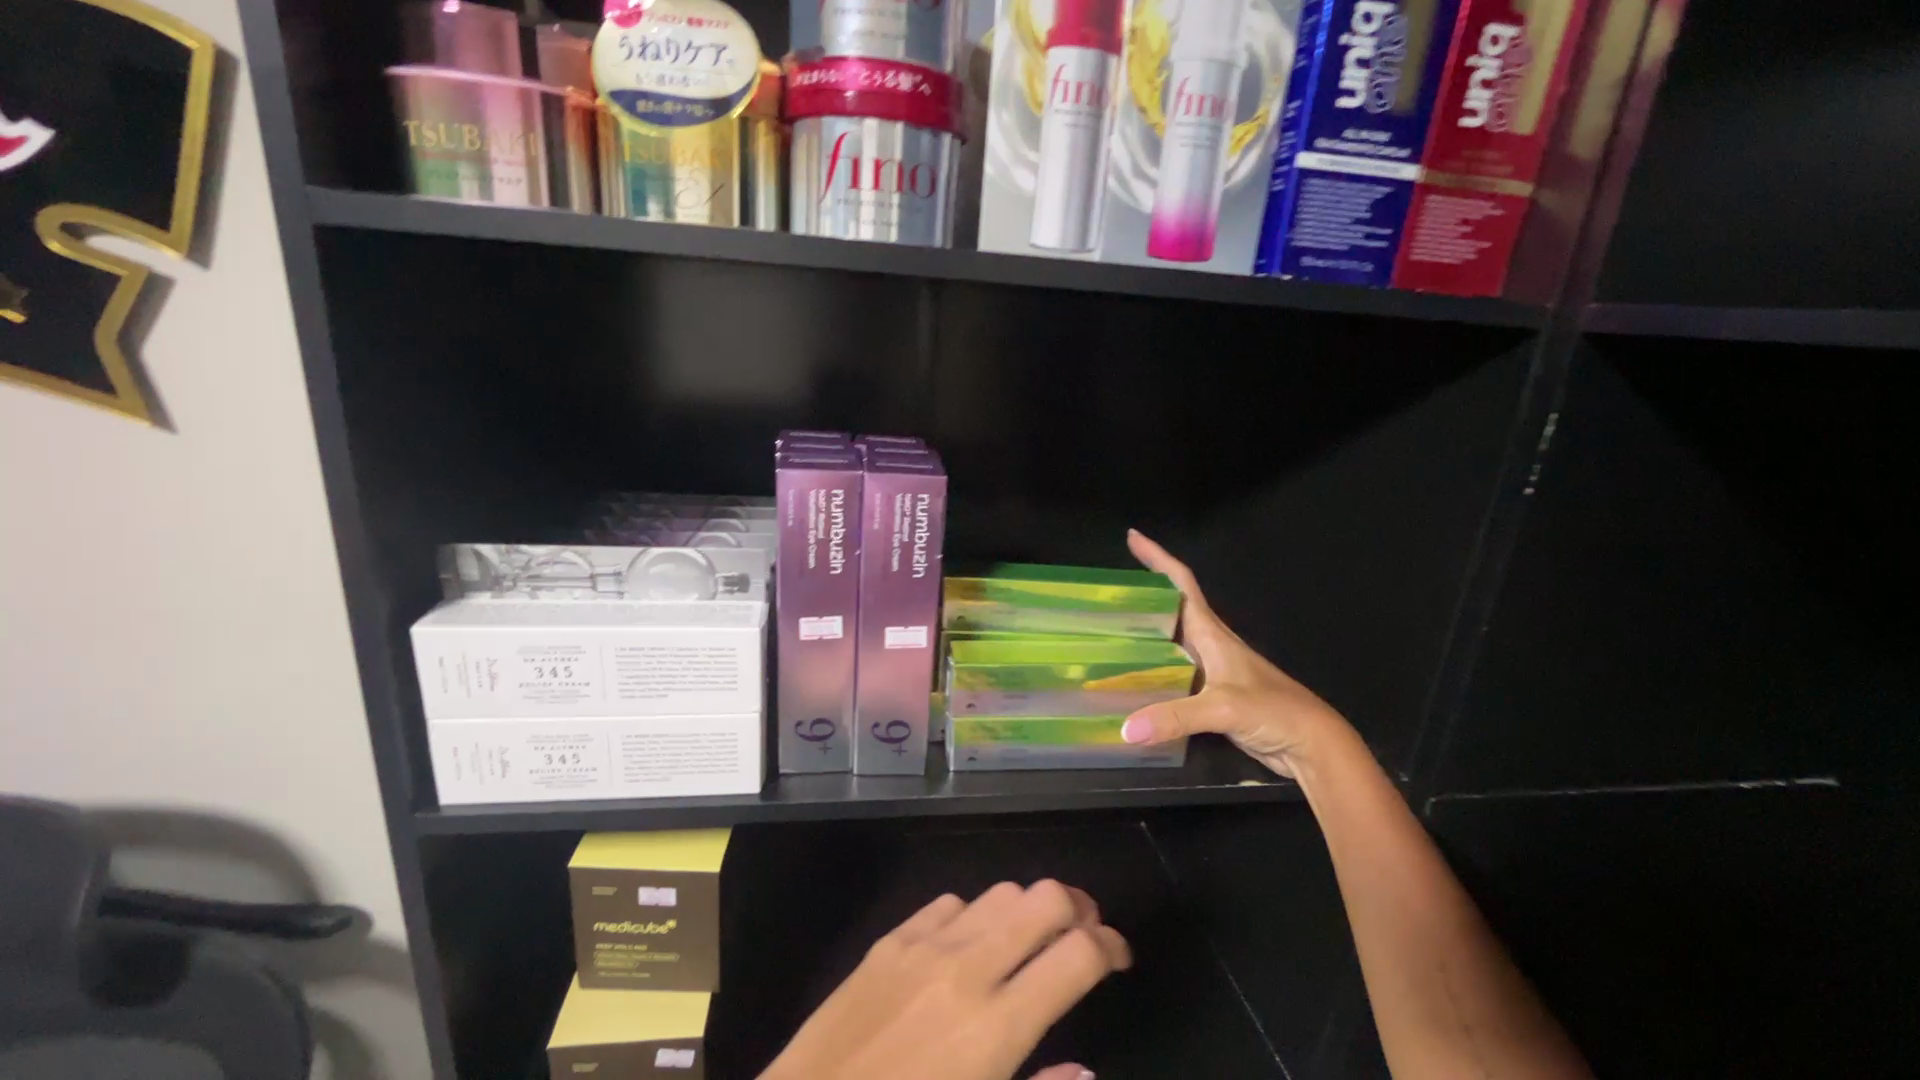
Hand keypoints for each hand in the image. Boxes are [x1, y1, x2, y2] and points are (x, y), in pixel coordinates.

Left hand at [760, 881, 1131, 1079]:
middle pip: (1046, 899)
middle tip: (1085, 936)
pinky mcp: (887, 942)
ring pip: (1001, 892)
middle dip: (1080, 910)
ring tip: (1032, 940)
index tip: (1118, 960)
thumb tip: (1086, 1071)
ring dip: (1029, 911)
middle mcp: (967, 969)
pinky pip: (949, 903)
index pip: (1079, 954)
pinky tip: (969, 945)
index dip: (1113, 948)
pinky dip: (976, 916)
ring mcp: (923, 947)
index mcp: (998, 1026)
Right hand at [1121, 529, 1357, 779]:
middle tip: (1105, 594)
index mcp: (1213, 635)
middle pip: (1171, 610)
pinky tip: (1131, 683)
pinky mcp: (1210, 697)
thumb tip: (1125, 729)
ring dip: (1144, 634)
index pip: (1181, 585)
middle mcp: (1210, 646)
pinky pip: (1171, 675)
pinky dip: (1150, 672)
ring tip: (1109, 632)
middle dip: (1141, 595)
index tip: (1133, 537)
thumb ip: (1174, 717)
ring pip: (1171, 643)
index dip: (1158, 558)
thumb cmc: (1275, 711)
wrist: (1311, 744)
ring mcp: (1210, 672)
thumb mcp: (1224, 708)